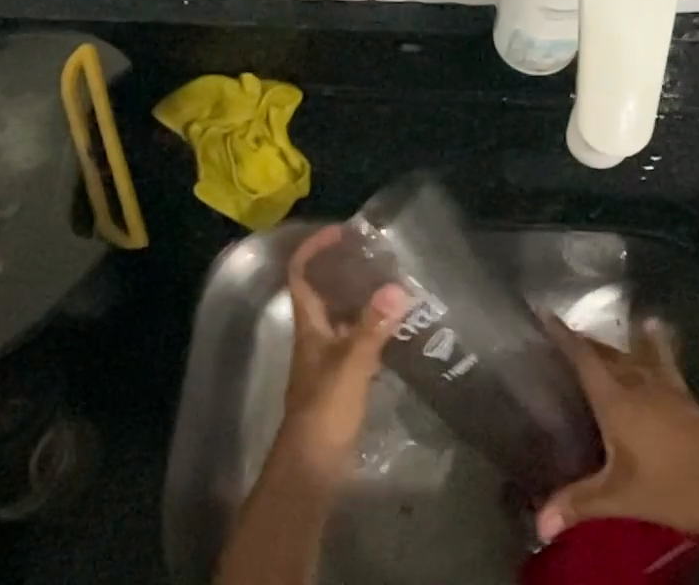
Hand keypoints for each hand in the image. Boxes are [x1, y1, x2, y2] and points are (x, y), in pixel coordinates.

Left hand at [273, 226, 408, 482]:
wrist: (313, 465)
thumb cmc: (324, 410)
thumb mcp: (351, 365)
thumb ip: (372, 327)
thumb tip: (395, 287)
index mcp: (308, 326)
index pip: (301, 274)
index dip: (315, 249)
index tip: (342, 232)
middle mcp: (314, 336)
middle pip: (323, 292)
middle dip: (345, 269)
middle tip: (378, 255)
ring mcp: (327, 358)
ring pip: (342, 316)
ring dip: (362, 298)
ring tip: (394, 282)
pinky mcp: (342, 378)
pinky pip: (357, 340)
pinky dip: (373, 328)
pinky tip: (397, 327)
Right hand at [537, 317, 698, 542]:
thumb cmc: (674, 489)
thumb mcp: (620, 498)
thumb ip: (578, 504)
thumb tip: (539, 526)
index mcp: (617, 400)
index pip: (584, 359)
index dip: (564, 336)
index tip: (547, 313)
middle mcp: (641, 386)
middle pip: (610, 354)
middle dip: (588, 341)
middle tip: (569, 330)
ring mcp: (669, 392)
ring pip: (642, 357)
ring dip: (630, 342)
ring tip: (635, 321)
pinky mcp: (690, 402)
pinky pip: (666, 367)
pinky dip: (659, 352)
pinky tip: (664, 353)